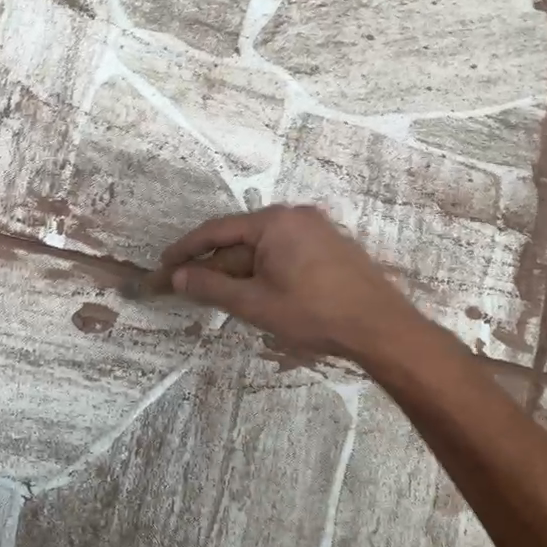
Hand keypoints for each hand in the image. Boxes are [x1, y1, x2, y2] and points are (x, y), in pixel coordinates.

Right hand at [159, 205, 440, 367]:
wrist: (384, 330)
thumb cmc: (314, 313)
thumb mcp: (254, 303)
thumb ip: (210, 286)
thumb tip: (177, 277)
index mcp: (274, 222)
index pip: (216, 231)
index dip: (185, 249)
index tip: (163, 264)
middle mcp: (295, 217)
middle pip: (239, 239)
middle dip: (210, 264)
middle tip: (184, 284)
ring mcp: (317, 231)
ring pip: (261, 249)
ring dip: (235, 270)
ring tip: (214, 293)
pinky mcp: (331, 248)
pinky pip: (283, 253)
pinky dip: (261, 270)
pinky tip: (253, 292)